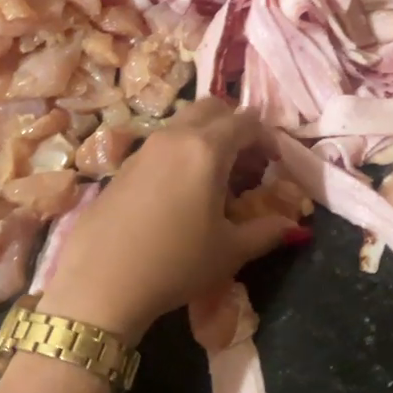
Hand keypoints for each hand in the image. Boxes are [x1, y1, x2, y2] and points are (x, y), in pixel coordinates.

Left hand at [37, 99, 297, 342]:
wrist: (100, 283)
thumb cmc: (175, 264)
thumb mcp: (229, 252)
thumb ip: (266, 232)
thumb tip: (293, 227)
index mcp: (207, 149)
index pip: (246, 121)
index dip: (266, 137)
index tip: (274, 164)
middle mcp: (175, 137)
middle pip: (212, 108)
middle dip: (235, 125)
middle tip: (247, 162)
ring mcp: (144, 148)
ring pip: (184, 123)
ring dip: (206, 137)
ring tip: (216, 178)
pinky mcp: (123, 166)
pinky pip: (162, 145)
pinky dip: (181, 153)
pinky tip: (181, 193)